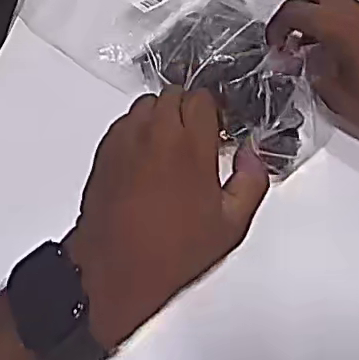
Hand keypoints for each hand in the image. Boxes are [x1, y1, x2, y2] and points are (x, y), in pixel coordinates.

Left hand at [65, 89, 269, 347]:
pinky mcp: (106, 146)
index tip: (218, 127)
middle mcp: (156, 133)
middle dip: (188, 111)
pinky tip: (146, 158)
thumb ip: (251, 181)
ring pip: (148, 104)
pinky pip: (126, 122)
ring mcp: (127, 137)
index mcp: (191, 145)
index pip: (203, 98)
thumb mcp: (231, 225)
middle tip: (197, 137)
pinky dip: (138, 130)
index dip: (213, 110)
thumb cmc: (171, 250)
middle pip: (175, 94)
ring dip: (161, 117)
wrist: (117, 265)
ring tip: (170, 148)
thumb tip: (252, 156)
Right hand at [255, 0, 358, 168]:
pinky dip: (320, 16)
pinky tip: (313, 45)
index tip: (272, 47)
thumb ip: (311, 72)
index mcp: (344, 27)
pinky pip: (341, 10)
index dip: (275, 26)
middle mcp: (356, 14)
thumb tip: (299, 61)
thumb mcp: (340, 97)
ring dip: (303, 2)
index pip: (295, 10)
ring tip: (288, 33)